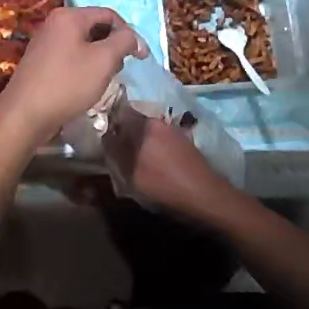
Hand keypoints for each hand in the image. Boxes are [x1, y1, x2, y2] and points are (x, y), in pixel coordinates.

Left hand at [0, 6, 145, 137]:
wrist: (25, 114)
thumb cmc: (67, 83)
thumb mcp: (104, 60)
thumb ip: (124, 42)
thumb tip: (134, 38)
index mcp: (69, 16)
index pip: (109, 14)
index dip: (129, 33)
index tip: (141, 57)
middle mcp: (54, 24)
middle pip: (95, 27)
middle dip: (113, 45)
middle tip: (121, 69)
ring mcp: (45, 42)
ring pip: (83, 43)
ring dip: (100, 58)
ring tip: (105, 79)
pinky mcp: (41, 61)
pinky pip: (70, 56)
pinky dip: (84, 65)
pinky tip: (87, 85)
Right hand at [106, 112, 236, 217]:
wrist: (204, 194)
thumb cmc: (164, 185)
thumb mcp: (132, 174)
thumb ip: (116, 152)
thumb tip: (107, 137)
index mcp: (144, 125)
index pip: (119, 113)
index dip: (109, 123)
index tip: (103, 136)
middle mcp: (158, 121)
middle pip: (133, 120)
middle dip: (124, 132)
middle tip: (117, 149)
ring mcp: (173, 129)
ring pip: (147, 129)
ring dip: (139, 139)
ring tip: (134, 158)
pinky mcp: (183, 139)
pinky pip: (160, 136)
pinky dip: (153, 145)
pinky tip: (154, 162)